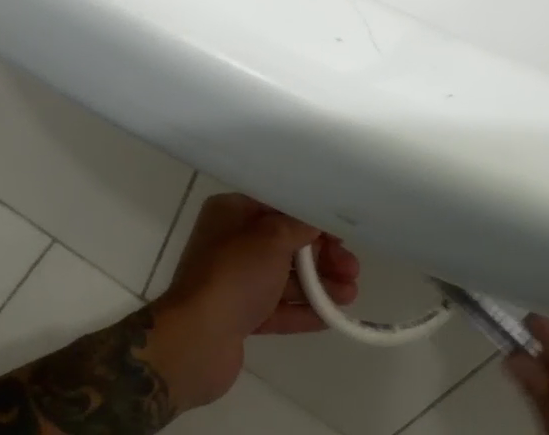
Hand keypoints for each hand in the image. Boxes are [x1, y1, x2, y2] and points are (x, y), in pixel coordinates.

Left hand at [148, 194, 359, 409]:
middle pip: (286, 243)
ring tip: (350, 295)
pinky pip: (278, 307)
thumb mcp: (272, 238)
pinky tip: (332, 316)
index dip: (312, 216)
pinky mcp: (240, 315)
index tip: (341, 230)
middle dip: (321, 256)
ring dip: (318, 284)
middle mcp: (232, 242)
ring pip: (284, 277)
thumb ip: (300, 225)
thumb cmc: (234, 276)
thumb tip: (318, 220)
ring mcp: (235, 281)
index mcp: (232, 212)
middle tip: (351, 268)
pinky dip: (303, 309)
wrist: (196, 341)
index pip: (279, 206)